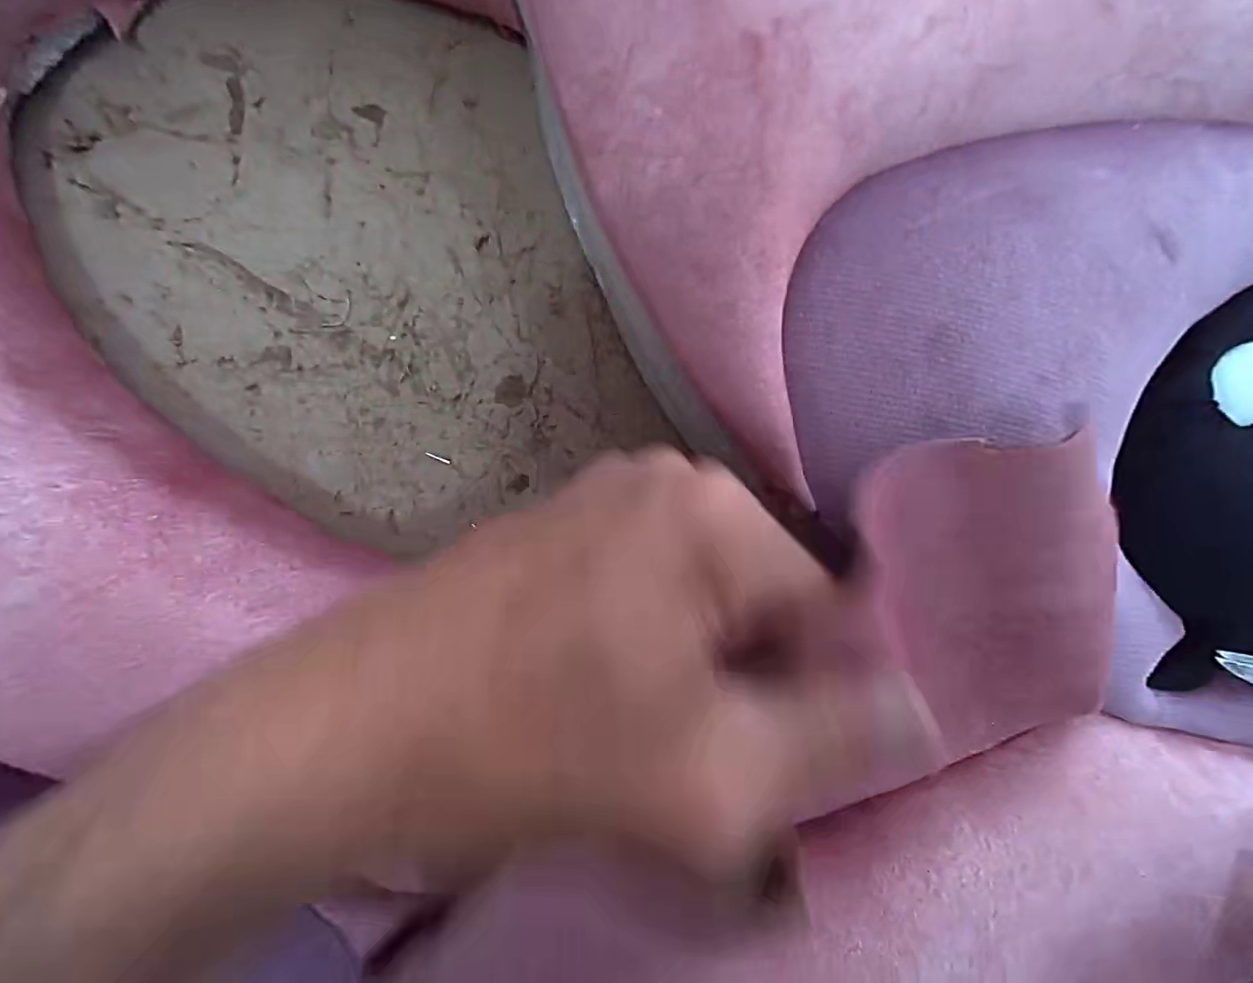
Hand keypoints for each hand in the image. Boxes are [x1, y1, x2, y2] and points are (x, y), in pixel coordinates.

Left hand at [235, 448, 939, 900]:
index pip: (830, 606)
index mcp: (717, 511)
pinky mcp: (571, 517)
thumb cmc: (530, 750)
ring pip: (717, 592)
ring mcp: (614, 489)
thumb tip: (924, 711)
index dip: (820, 690)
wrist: (328, 741)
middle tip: (711, 751)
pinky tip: (614, 689)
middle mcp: (674, 477)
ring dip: (712, 664)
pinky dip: (663, 637)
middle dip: (761, 678)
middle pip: (770, 595)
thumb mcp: (710, 776)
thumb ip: (836, 741)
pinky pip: (661, 580)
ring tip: (657, 727)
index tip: (781, 755)